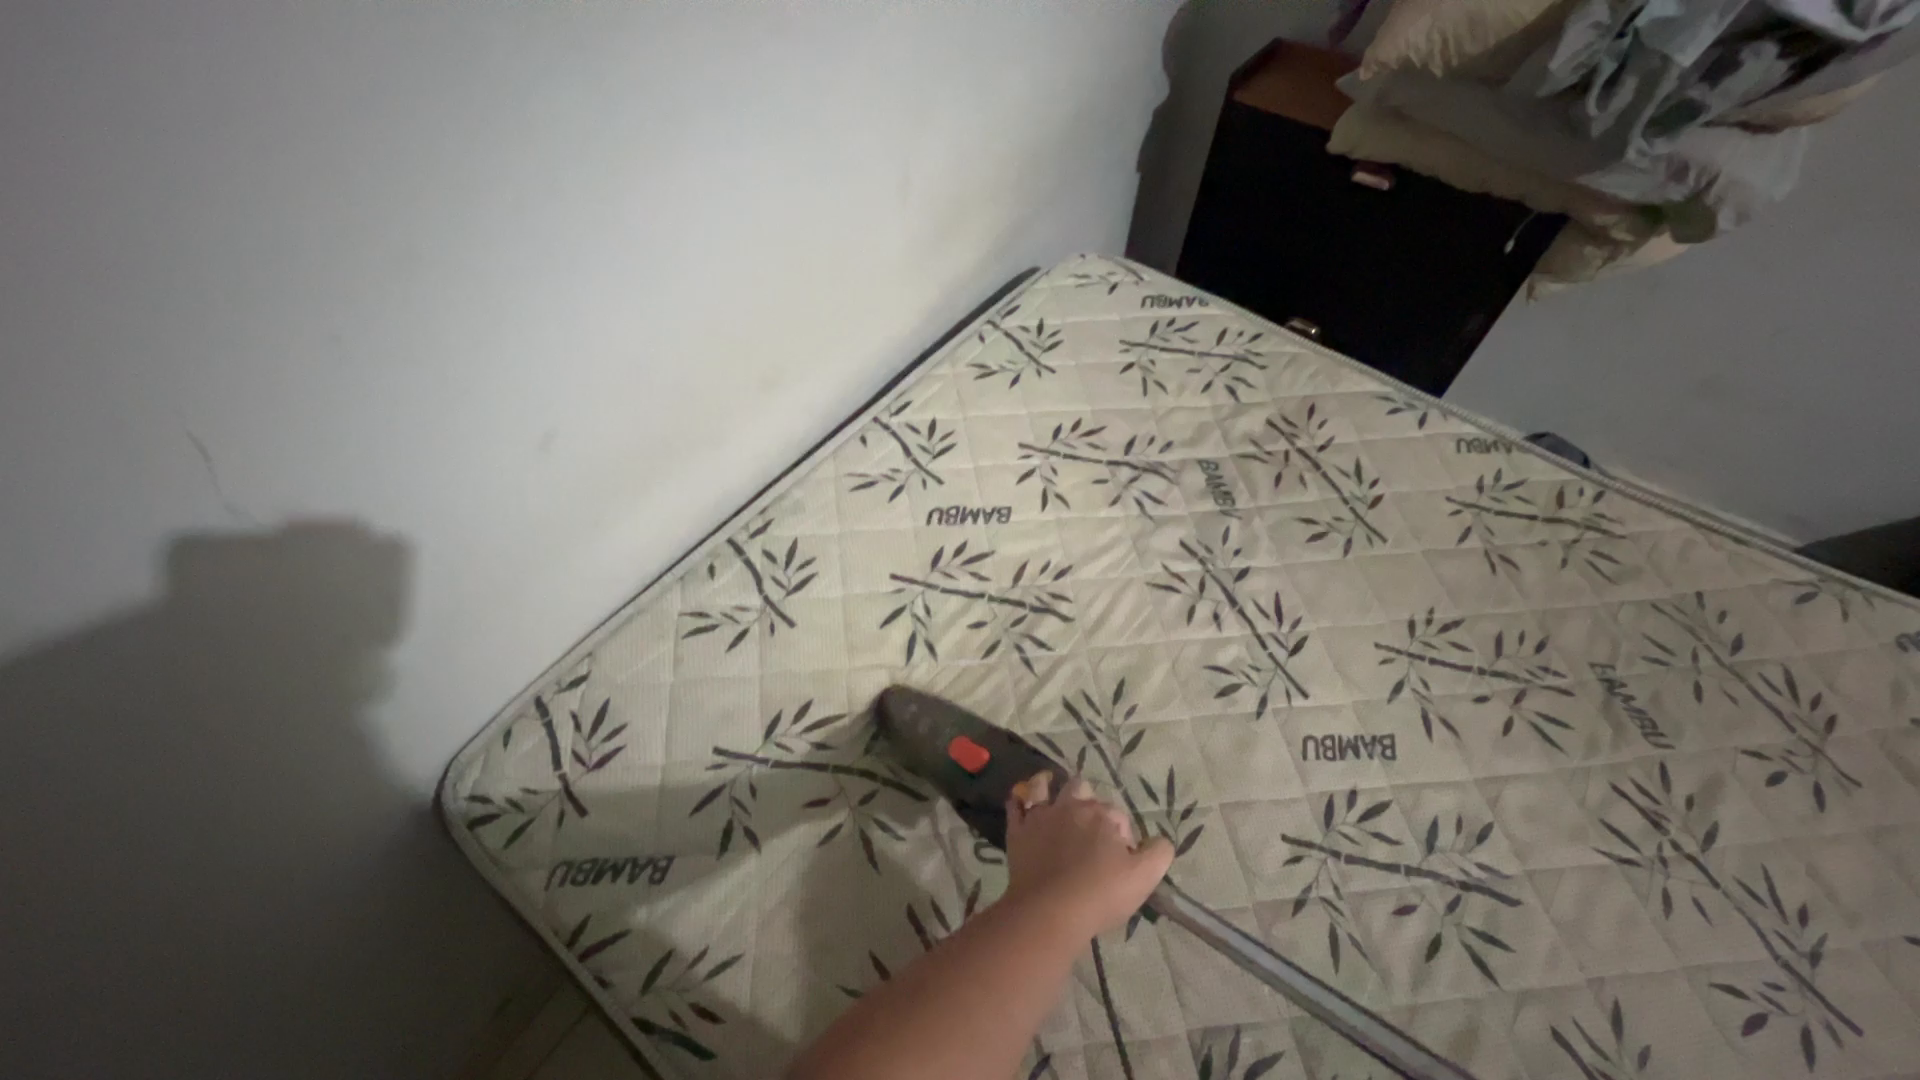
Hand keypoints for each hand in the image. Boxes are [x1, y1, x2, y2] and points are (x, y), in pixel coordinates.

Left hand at [1001, 773, 1174, 939]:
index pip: (1119, 816)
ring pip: (1045, 786)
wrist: (1049, 911)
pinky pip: (1016, 804)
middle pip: (1083, 792)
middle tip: (1091, 830)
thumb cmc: (1100, 895)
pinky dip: (1020, 798)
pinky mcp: (1018, 830)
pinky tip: (1021, 800)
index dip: (1123, 835)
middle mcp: (1071, 806)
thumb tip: (1161, 840)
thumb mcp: (1143, 878)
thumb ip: (1158, 853)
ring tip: (1052, 789)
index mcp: (1103, 815)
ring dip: (1050, 785)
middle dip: (1089, 803)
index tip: (1121, 859)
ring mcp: (1041, 815)